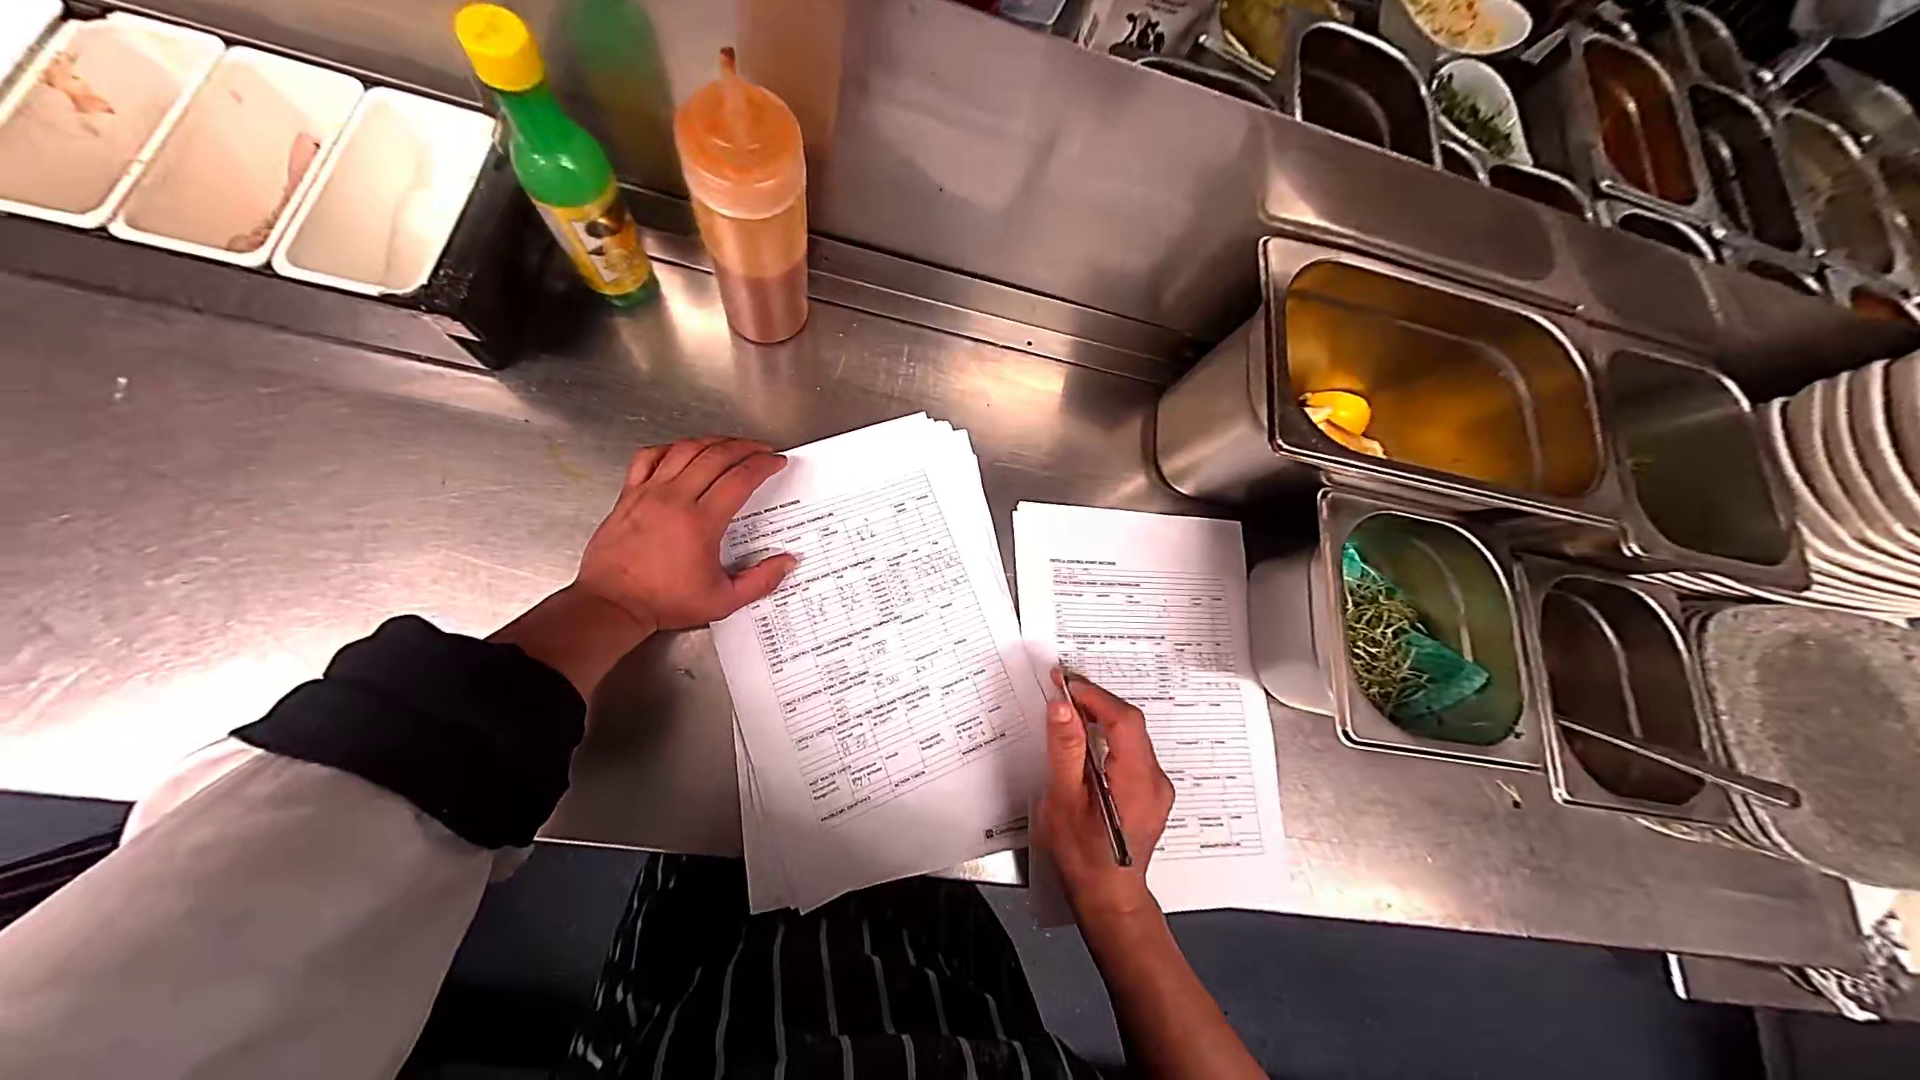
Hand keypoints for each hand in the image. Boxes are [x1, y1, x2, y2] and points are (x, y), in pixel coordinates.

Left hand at [573, 436, 797, 631]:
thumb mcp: (723, 600)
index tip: (776, 462)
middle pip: (717, 455)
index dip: (764, 464)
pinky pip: (649, 456)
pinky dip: (671, 448)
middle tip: (762, 449)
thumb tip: (787, 563)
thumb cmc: (663, 602)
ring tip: (730, 445)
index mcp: (701, 523)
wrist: (612, 604)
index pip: (740, 478)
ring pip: (686, 449)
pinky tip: (683, 452)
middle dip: (746, 447)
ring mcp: (649, 493)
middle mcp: (675, 500)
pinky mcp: (629, 494)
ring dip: (714, 441)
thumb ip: (761, 581)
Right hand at [1034, 668, 1174, 926]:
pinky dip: (1106, 734)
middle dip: (1094, 701)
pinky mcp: (1149, 788)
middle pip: (1129, 723)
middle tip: (1062, 690)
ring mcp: (1155, 785)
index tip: (1066, 684)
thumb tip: (1062, 709)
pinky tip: (1083, 736)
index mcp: (1138, 783)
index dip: (1094, 696)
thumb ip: (1066, 751)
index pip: (1124, 720)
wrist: (1108, 897)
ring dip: (1099, 716)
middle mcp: (1155, 781)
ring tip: (1068, 710)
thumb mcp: (1065, 802)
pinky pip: (1130, 748)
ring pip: (1130, 733)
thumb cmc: (1085, 859)